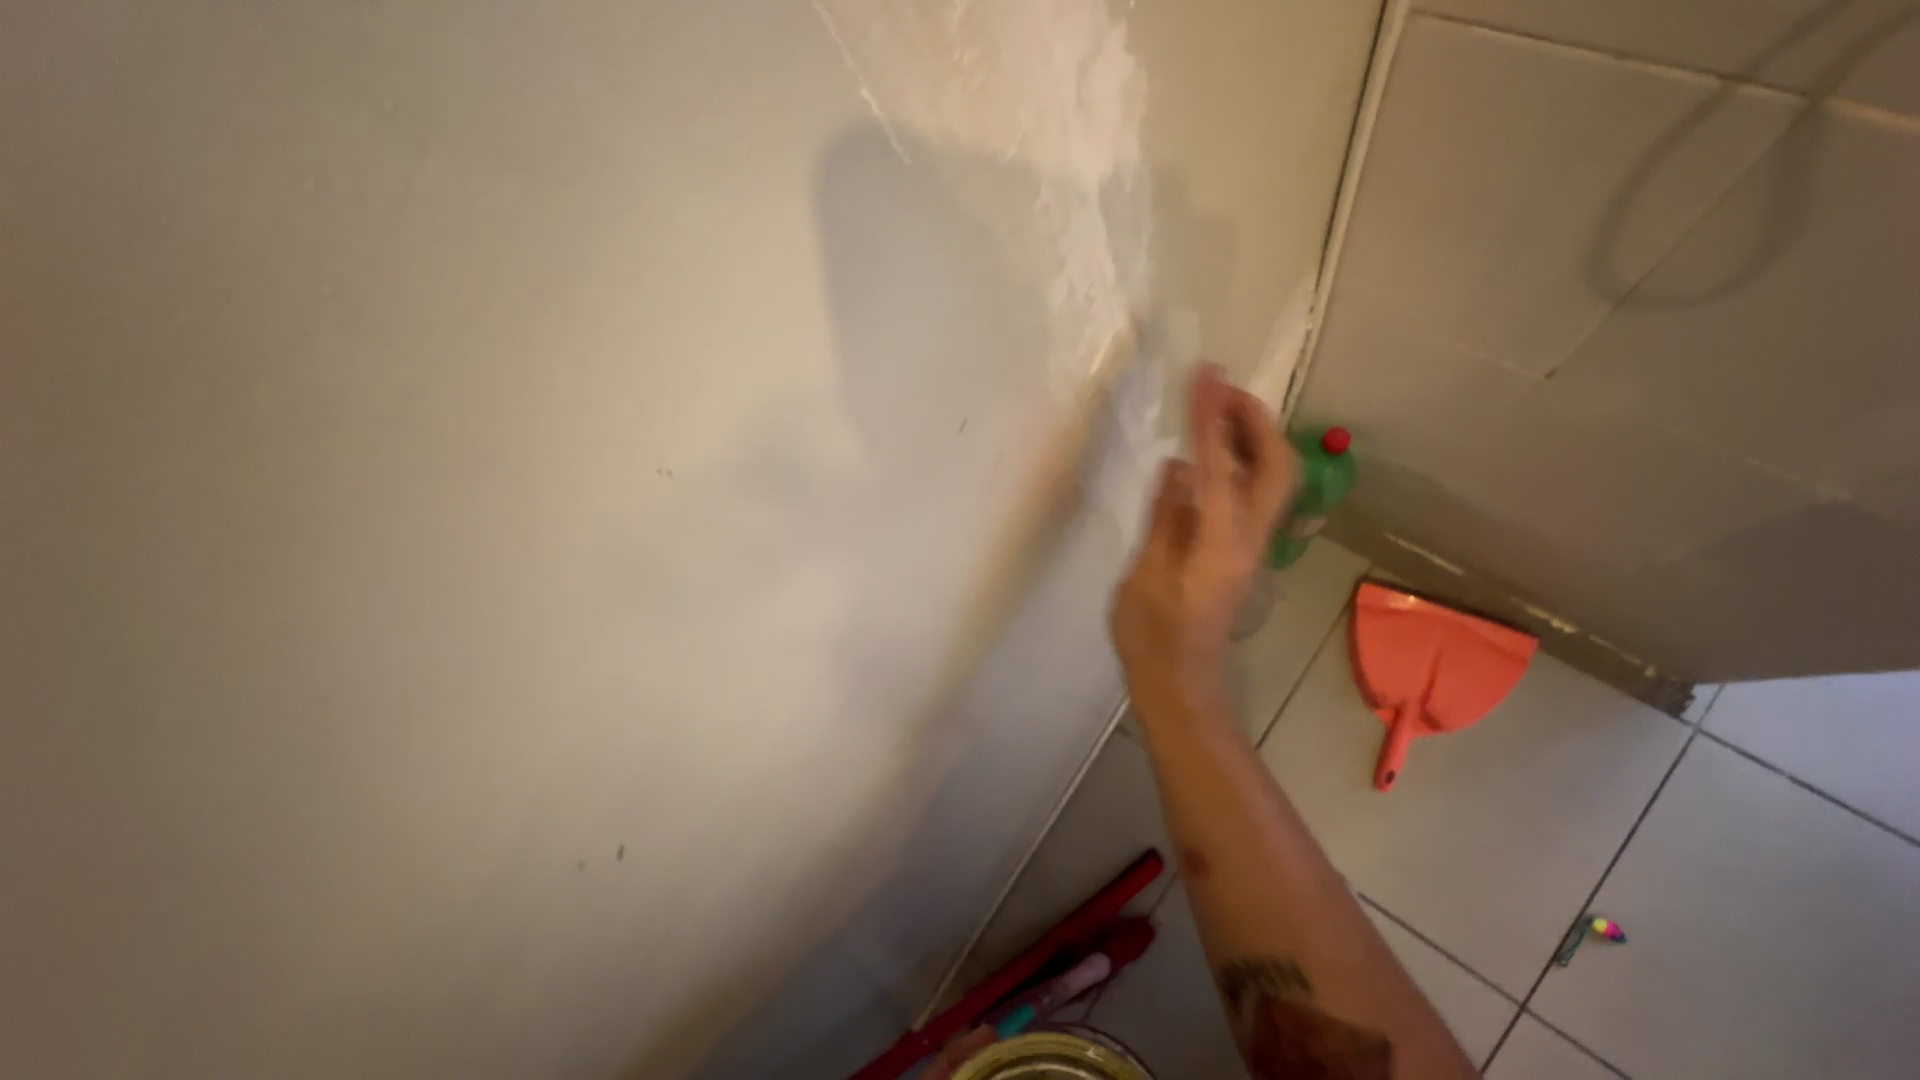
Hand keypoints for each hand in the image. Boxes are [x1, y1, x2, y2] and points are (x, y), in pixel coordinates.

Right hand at [1111, 365, 1298, 717]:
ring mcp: (1251, 547)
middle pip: (1274, 466)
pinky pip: (1252, 495)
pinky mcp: (1241, 553)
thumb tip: (1178, 466)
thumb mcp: (1147, 576)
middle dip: (1253, 420)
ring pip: (1271, 479)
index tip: (1204, 375)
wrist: (1179, 684)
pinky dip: (1239, 462)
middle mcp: (1249, 539)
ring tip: (1215, 409)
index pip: (1220, 466)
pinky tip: (1206, 456)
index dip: (1212, 417)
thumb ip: (1166, 518)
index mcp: (1220, 543)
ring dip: (1251, 437)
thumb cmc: (1153, 637)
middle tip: (1219, 388)